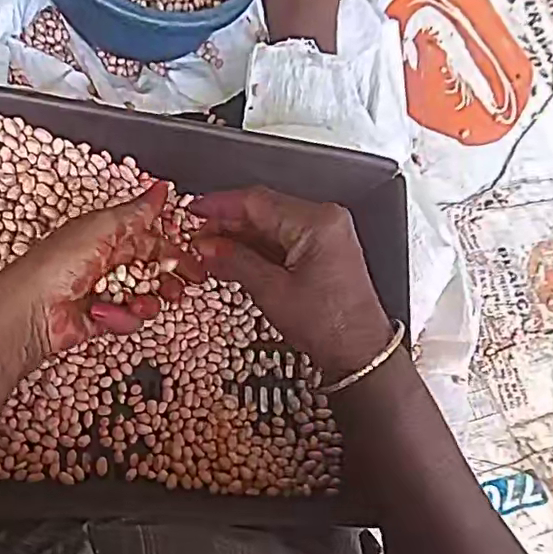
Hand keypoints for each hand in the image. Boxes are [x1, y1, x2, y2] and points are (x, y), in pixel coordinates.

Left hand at [0, 181, 184, 367]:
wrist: (33, 309)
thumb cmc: (58, 263)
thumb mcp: (102, 228)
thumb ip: (137, 212)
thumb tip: (162, 188)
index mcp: (108, 236)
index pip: (151, 243)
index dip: (174, 254)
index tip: (194, 267)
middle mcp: (108, 263)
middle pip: (152, 273)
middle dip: (167, 283)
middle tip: (176, 290)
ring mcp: (106, 292)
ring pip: (145, 299)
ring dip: (146, 303)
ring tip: (138, 304)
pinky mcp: (102, 318)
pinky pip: (127, 320)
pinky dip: (121, 318)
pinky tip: (104, 313)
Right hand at [190, 186, 393, 374]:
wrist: (359, 351)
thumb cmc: (328, 325)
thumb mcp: (273, 293)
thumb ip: (237, 262)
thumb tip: (208, 246)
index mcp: (316, 222)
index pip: (257, 201)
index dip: (219, 205)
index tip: (193, 210)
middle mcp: (324, 220)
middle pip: (264, 210)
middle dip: (227, 224)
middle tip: (196, 239)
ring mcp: (325, 235)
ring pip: (271, 226)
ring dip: (240, 238)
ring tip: (210, 252)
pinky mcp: (322, 251)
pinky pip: (282, 241)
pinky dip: (257, 249)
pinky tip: (234, 260)